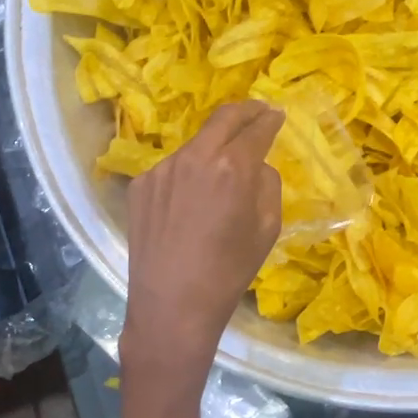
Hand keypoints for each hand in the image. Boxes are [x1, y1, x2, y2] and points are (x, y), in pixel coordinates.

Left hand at [120, 101, 283, 377]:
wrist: (172, 304)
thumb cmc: (229, 272)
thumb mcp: (266, 229)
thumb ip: (267, 185)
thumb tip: (257, 166)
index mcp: (232, 167)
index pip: (256, 128)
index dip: (270, 119)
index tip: (277, 115)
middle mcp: (194, 157)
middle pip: (222, 118)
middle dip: (245, 112)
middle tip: (257, 113)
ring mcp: (162, 169)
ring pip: (195, 145)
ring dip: (213, 146)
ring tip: (222, 166)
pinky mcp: (140, 186)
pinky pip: (172, 169)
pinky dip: (188, 173)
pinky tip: (191, 201)